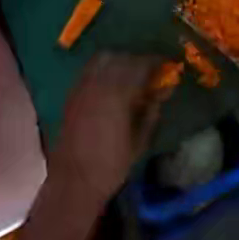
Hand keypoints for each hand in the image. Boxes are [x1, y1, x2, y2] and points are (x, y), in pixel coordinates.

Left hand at [48, 53, 165, 207]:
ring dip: (119, 61)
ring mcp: (82, 88)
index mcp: (118, 96)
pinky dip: (103, 69)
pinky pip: (89, 70)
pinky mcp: (72, 95)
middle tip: (150, 71)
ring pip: (102, 59)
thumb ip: (151, 112)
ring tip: (130, 73)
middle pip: (120, 58)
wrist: (74, 181)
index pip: (140, 66)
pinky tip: (111, 81)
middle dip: (138, 61)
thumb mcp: (140, 141)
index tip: (166, 64)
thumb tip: (161, 93)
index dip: (155, 62)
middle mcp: (98, 85)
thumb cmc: (111, 165)